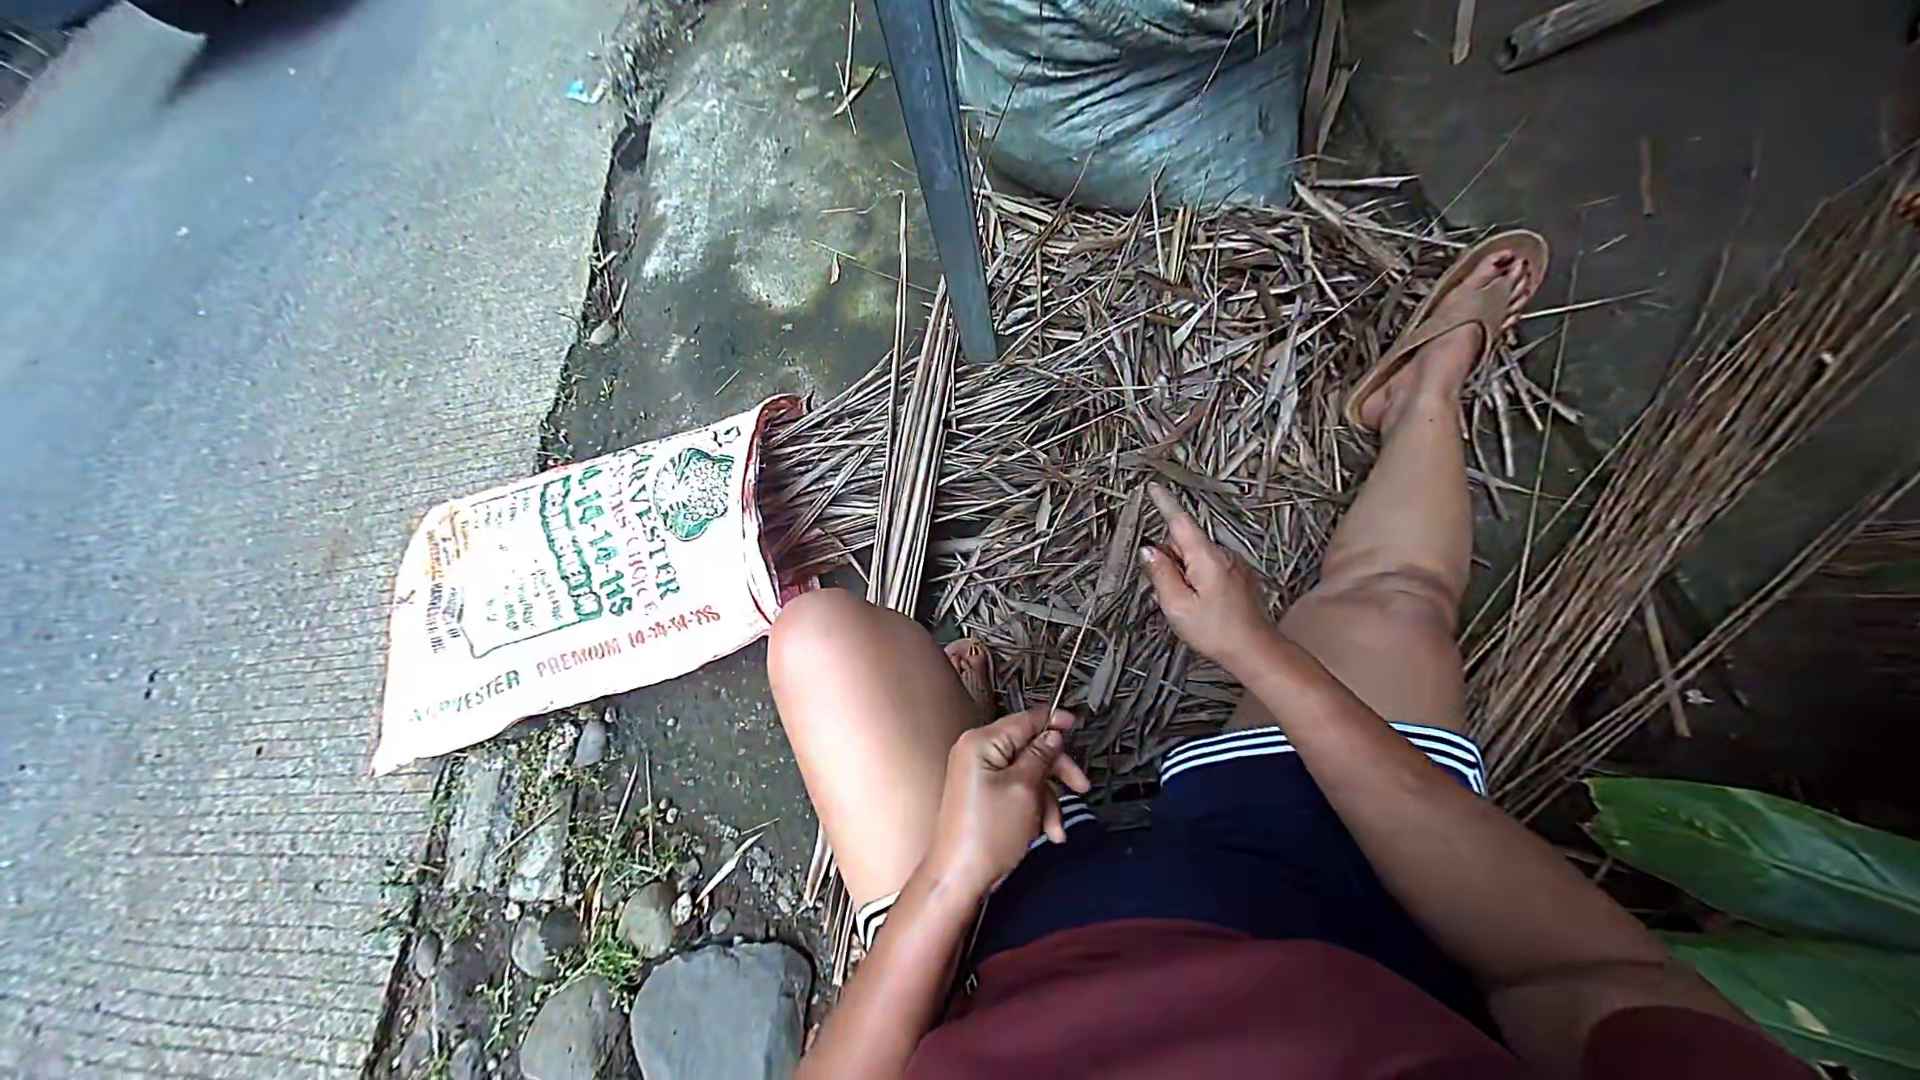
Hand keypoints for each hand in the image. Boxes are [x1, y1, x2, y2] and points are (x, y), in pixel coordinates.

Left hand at [925, 707, 1090, 894]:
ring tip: (1055, 827)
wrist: (959, 879)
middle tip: (1080, 785)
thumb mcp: (1024, 789)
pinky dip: (1035, 808)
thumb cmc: (984, 836)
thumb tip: (1052, 735)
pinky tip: (1045, 831)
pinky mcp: (984, 795)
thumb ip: (1040, 756)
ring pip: (1028, 773)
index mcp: (981, 742)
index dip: (1053, 721)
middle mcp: (977, 752)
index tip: (1074, 723)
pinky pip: (1018, 790)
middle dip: (1057, 771)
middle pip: (1030, 748)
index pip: (1025, 719)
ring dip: (1048, 798)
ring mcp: (979, 774)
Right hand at [1139, 482, 1277, 671]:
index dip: (1165, 504)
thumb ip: (1160, 574)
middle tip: (1171, 590)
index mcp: (1206, 558)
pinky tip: (1204, 604)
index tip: (1154, 489)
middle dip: (1171, 559)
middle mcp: (1224, 556)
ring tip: (1190, 603)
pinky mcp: (1240, 577)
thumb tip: (1149, 552)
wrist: (1255, 650)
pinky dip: (1199, 579)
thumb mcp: (1177, 605)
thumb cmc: (1218, 631)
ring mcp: (1234, 565)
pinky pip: (1211, 568)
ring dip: (1185, 572)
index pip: (1180, 521)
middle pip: (1184, 542)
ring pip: (1196, 557)